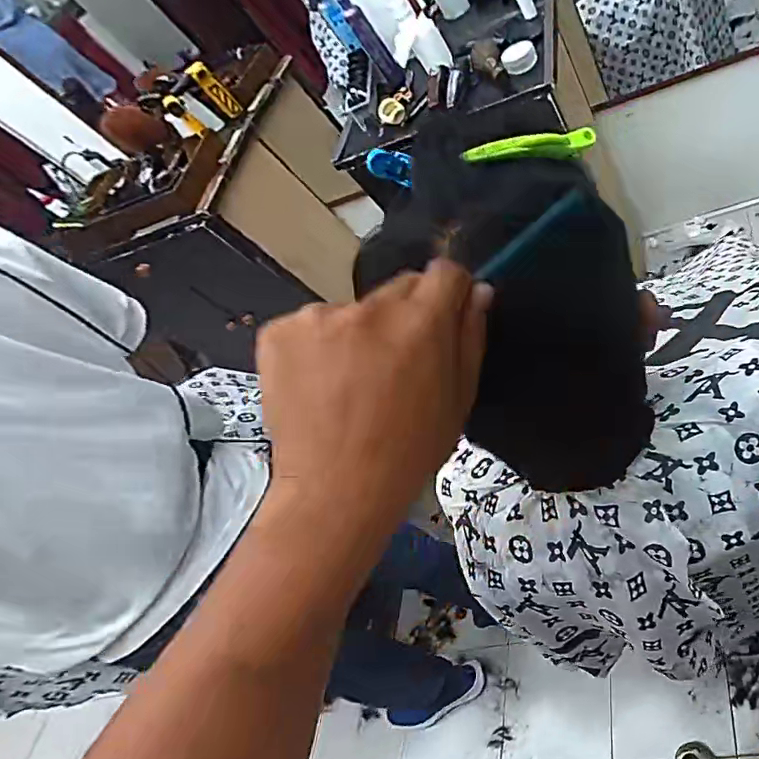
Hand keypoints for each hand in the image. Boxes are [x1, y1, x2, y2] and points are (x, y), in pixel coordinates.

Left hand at [258, 257, 492, 527]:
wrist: (340, 486)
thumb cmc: (414, 446)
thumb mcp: (460, 395)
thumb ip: (471, 336)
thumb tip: (480, 292)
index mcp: (422, 322)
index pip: (446, 273)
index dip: (454, 290)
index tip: (452, 313)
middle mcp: (369, 308)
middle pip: (401, 288)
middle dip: (409, 315)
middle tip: (405, 363)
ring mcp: (318, 317)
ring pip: (357, 310)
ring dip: (364, 332)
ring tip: (360, 381)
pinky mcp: (278, 332)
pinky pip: (316, 326)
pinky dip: (324, 346)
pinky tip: (327, 384)